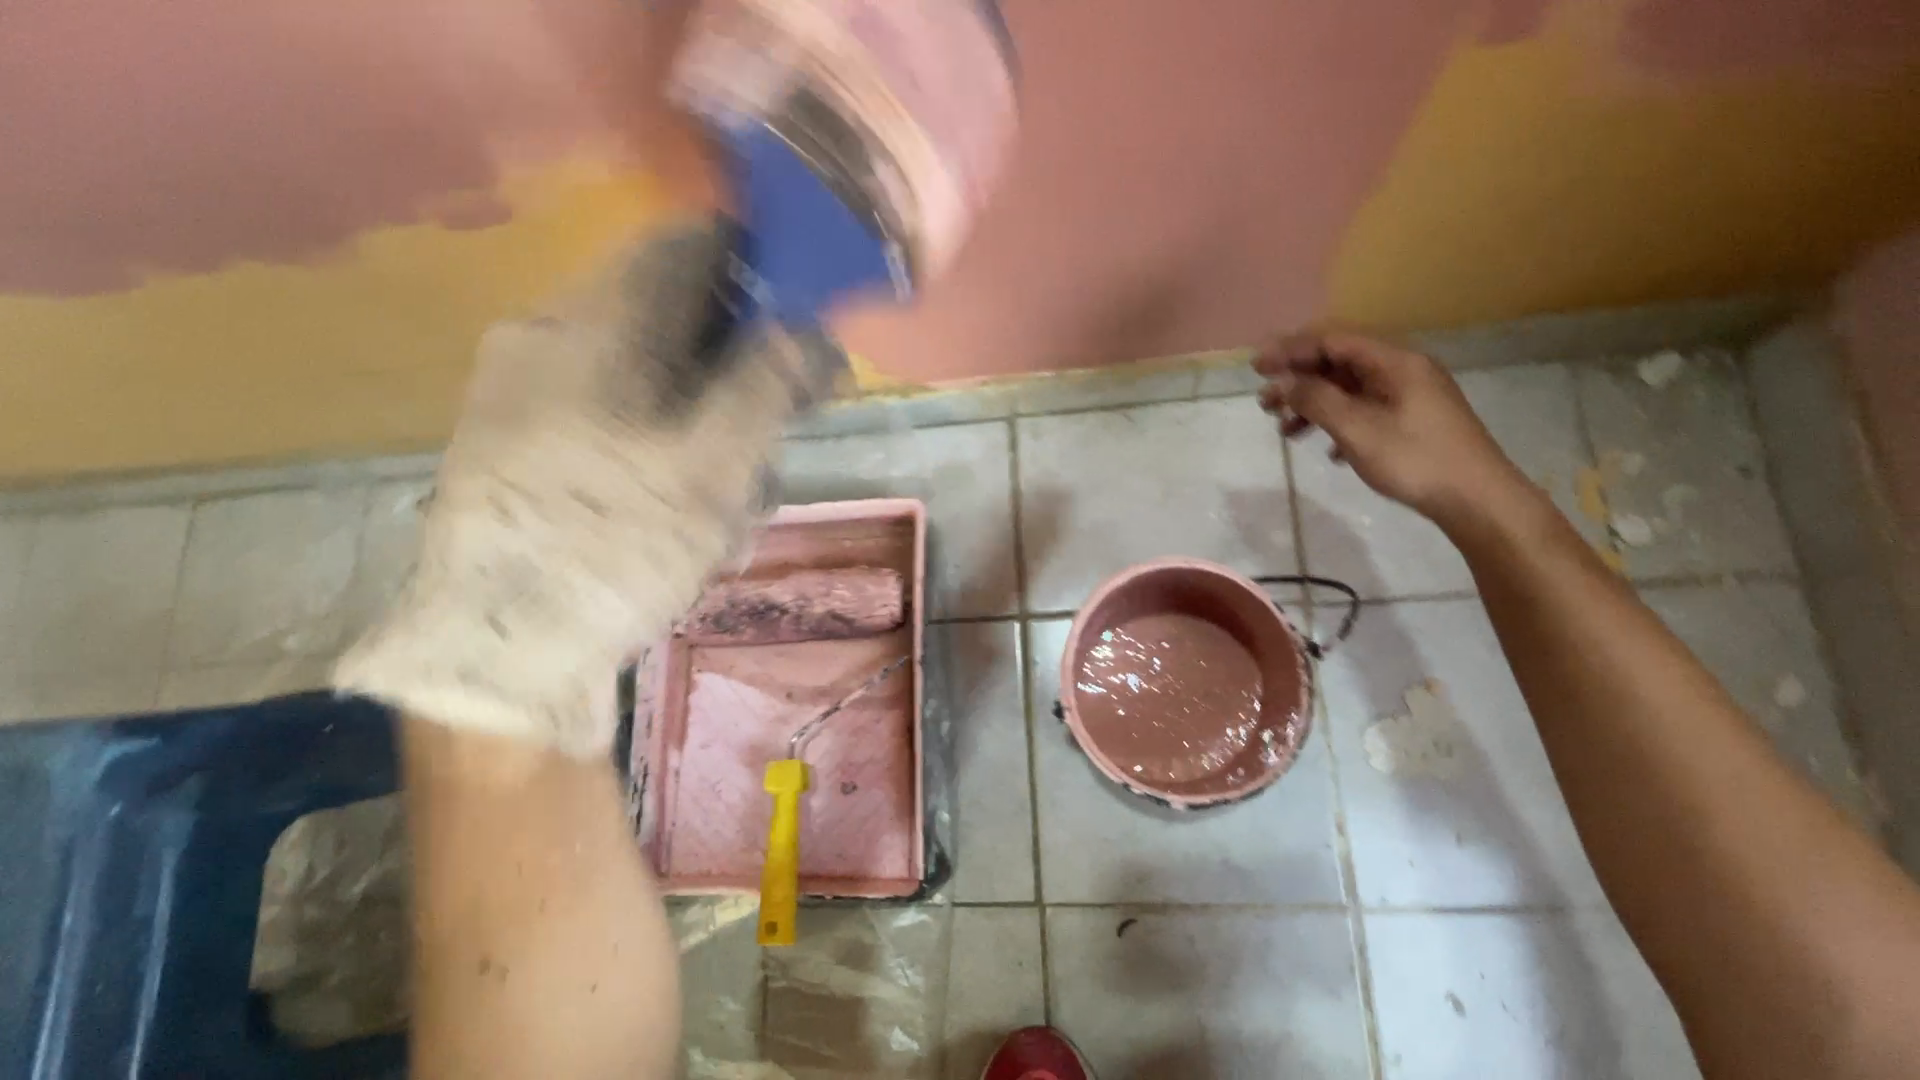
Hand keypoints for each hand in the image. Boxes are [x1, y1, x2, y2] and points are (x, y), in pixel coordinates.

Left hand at [335, 217, 842, 755]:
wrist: (492, 660)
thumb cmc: (609, 550)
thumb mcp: (712, 466)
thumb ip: (770, 382)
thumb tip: (811, 325)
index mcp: (593, 323)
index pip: (692, 246)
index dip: (763, 272)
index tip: (809, 331)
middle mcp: (552, 342)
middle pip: (678, 323)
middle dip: (743, 380)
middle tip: (778, 446)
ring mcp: (532, 402)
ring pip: (657, 387)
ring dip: (711, 438)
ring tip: (731, 515)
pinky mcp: (528, 457)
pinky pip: (620, 432)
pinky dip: (668, 465)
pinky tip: (685, 530)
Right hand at [1255, 332, 1529, 528]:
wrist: (1476, 499)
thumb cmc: (1415, 458)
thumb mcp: (1357, 429)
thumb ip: (1316, 399)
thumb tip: (1282, 381)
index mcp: (1394, 362)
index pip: (1333, 341)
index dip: (1291, 350)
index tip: (1257, 367)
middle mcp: (1403, 371)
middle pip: (1339, 364)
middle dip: (1298, 381)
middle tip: (1265, 403)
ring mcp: (1410, 397)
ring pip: (1350, 391)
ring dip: (1314, 406)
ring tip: (1286, 430)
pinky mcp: (1413, 422)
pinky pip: (1365, 411)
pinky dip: (1338, 424)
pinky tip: (1327, 450)